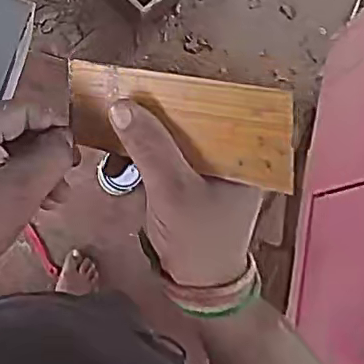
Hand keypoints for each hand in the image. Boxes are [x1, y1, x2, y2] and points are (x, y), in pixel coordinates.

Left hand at [0, 99, 77, 287]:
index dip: (55, 128)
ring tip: (53, 196)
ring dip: (35, 170)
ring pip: (9, 147)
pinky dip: (17, 177)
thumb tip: (65, 137)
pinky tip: (34, 198)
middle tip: (65, 179)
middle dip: (45, 156)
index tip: (74, 151)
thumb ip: (53, 154)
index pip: (24, 110)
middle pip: (17, 129)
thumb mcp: (26, 186)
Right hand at [110, 100, 265, 287]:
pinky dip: (143, 142)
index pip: (220, 105)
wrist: (194, 286)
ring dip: (146, 122)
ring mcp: (206, 166)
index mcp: (244, 153)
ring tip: (119, 108)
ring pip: (174, 131)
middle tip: (127, 88)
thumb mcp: (172, 191)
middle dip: (158, 104)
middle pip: (193, 115)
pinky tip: (122, 135)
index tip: (152, 77)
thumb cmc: (198, 240)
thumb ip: (150, 147)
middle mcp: (229, 154)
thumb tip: (121, 105)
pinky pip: (164, 149)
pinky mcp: (185, 176)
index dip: (185, 88)